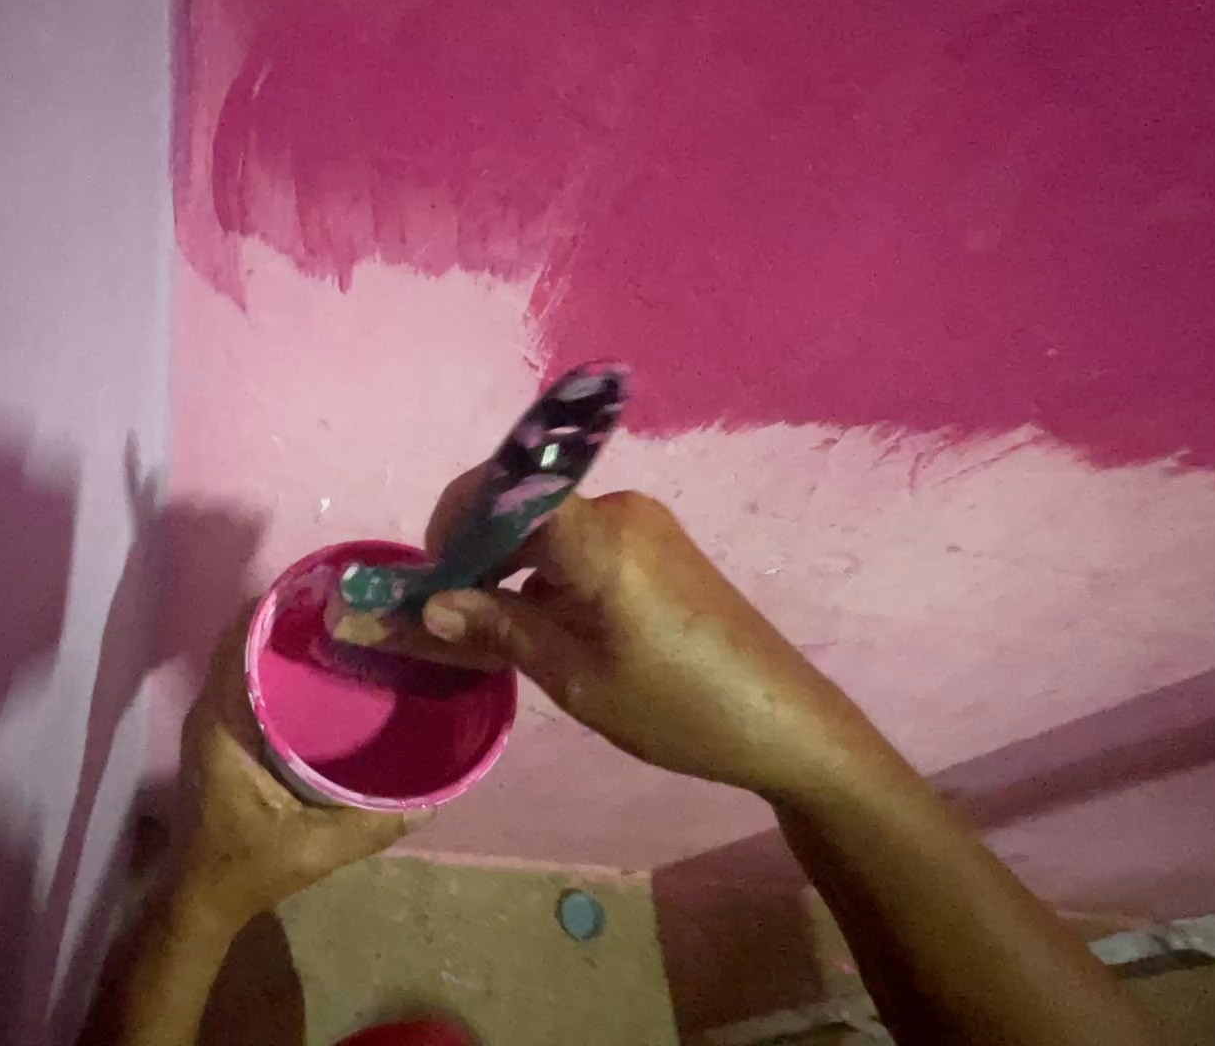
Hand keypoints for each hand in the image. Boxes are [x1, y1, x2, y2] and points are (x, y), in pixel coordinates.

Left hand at [172, 612, 430, 928]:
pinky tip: (319, 669)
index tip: (321, 591)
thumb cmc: (250, 867)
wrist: (203, 897)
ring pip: (242, 655)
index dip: (273, 607)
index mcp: (223, 723)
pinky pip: (245, 676)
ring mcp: (213, 718)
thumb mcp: (316, 848)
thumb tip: (433, 797)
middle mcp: (211, 709)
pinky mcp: (222, 729)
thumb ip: (373, 824)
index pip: (237, 641)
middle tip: (345, 607)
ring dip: (281, 637)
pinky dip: (274, 661)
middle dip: (287, 616)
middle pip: (242, 638)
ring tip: (338, 627)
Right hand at [416, 471, 885, 799]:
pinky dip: (543, 574)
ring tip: (488, 629)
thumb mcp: (576, 676)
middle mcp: (619, 511)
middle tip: (448, 614)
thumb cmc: (678, 707)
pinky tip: (539, 623)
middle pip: (521, 510)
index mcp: (600, 536)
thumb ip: (498, 628)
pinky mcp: (653, 544)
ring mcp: (640, 525)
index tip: (433, 576)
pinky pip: (577, 544)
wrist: (786, 724)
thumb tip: (429, 605)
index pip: (504, 491)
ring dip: (508, 568)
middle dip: (475, 553)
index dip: (455, 521)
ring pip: (545, 530)